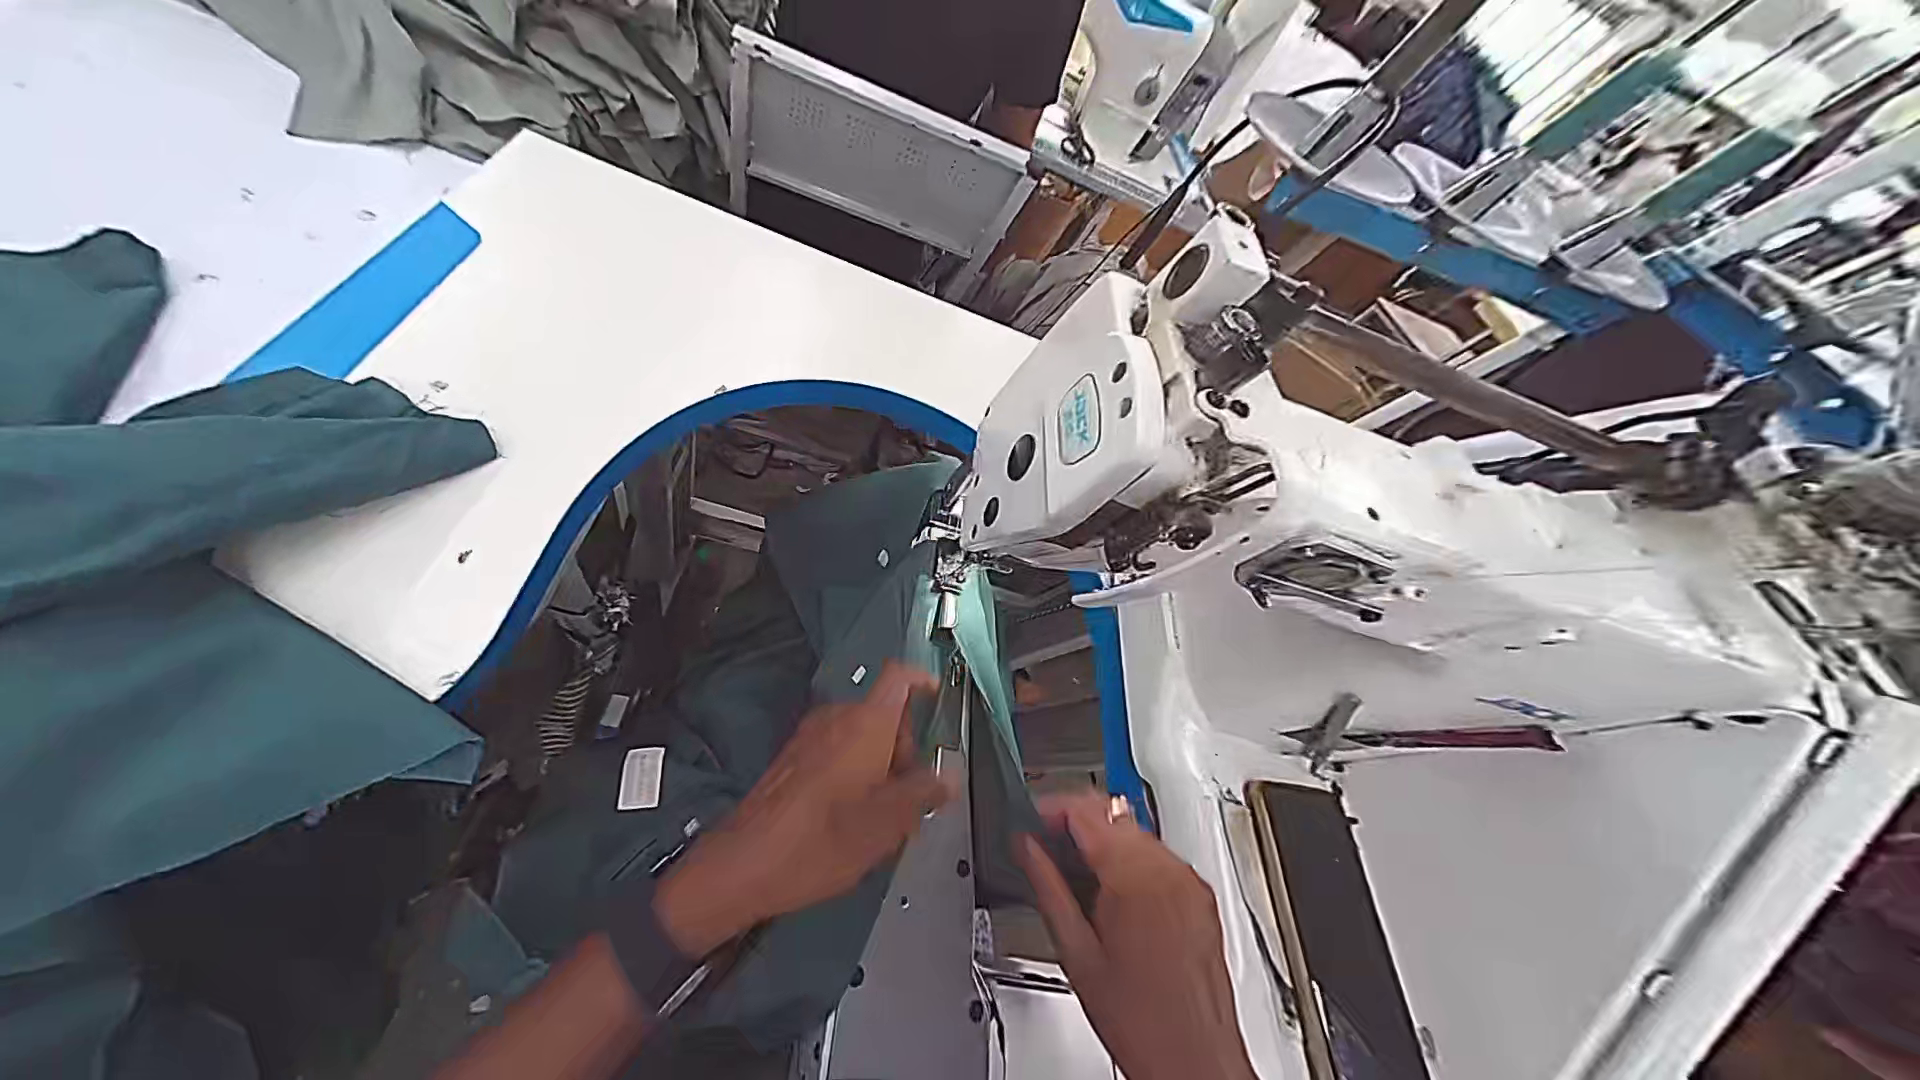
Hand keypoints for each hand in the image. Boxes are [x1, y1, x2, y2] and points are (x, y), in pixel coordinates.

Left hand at [653, 661, 955, 956]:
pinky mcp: (793, 757)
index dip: (924, 681)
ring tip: (882, 812)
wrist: (743, 864)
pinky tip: (851, 815)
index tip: (939, 702)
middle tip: (910, 791)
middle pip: (884, 712)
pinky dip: (855, 769)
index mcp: (865, 723)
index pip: (899, 677)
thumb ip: (922, 793)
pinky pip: (837, 748)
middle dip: (905, 746)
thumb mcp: (886, 823)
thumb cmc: (820, 839)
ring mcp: (810, 736)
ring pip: (861, 734)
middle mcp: (836, 719)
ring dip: (881, 762)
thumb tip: (943, 779)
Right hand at [1018, 791, 1257, 1079]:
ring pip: (1135, 829)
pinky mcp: (1200, 895)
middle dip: (1075, 818)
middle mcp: (1168, 869)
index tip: (1032, 818)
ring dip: (1102, 836)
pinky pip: (1159, 854)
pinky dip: (1130, 856)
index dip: (1051, 807)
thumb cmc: (1141, 1023)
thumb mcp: (1075, 951)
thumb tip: (1026, 848)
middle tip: (1045, 840)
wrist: (1195, 1064)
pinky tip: (1111, 888)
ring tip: (1073, 869)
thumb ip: (1046, 886)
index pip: (1086, 810)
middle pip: (1112, 811)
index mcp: (1133, 876)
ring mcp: (1188, 880)